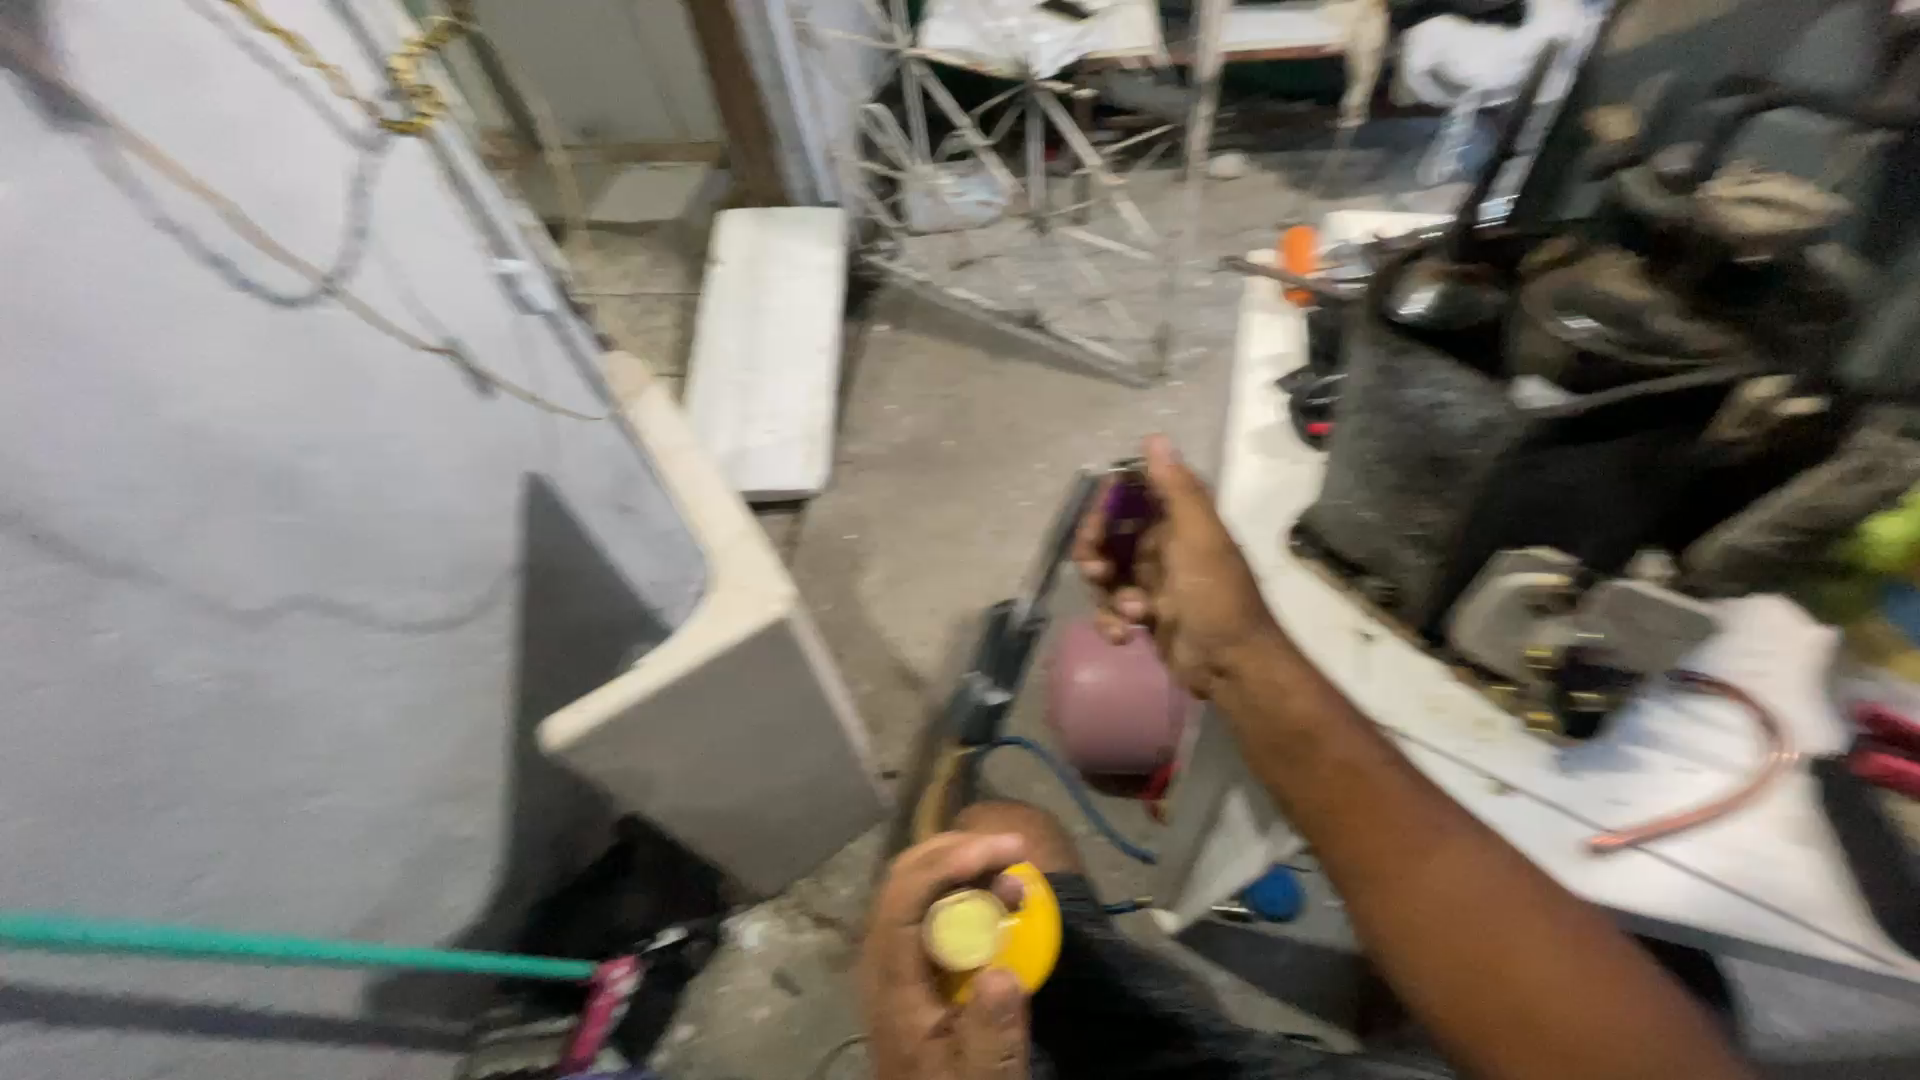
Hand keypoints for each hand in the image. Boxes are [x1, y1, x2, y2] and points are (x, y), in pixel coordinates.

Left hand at [861, 833, 1031, 1079]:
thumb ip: (992, 1035)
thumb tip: (1003, 976)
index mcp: (892, 985)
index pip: (905, 899)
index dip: (948, 864)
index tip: (1001, 852)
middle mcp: (880, 959)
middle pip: (905, 877)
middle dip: (959, 851)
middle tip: (1013, 851)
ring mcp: (890, 956)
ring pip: (915, 884)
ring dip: (962, 865)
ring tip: (1013, 875)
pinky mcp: (906, 959)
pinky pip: (926, 904)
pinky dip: (961, 886)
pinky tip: (996, 895)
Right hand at [1072, 435, 1283, 699]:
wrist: (1231, 665)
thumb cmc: (1217, 596)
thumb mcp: (1200, 537)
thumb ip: (1176, 488)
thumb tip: (1154, 437)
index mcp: (1175, 522)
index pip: (1126, 497)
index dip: (1104, 507)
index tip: (1095, 524)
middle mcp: (1160, 546)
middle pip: (1105, 537)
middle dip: (1094, 553)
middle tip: (1096, 570)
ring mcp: (1149, 582)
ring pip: (1103, 575)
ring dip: (1108, 594)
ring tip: (1130, 612)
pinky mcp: (1142, 615)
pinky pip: (1110, 610)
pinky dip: (1112, 622)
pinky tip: (1125, 634)